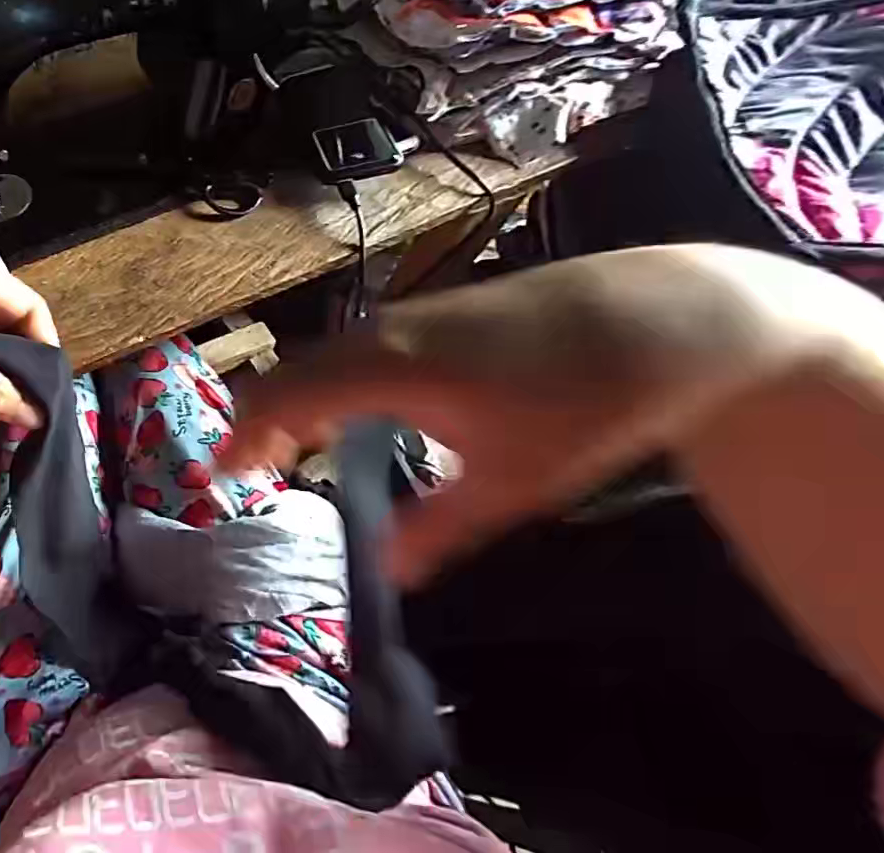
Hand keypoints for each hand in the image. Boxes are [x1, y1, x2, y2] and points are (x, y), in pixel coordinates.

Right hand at [225, 244, 883, 586]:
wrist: (661, 313)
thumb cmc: (584, 399)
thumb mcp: (513, 480)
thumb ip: (439, 526)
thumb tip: (384, 570)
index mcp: (380, 370)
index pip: (281, 399)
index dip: (244, 437)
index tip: (222, 475)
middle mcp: (371, 337)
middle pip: (284, 375)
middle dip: (257, 424)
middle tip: (249, 471)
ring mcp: (393, 322)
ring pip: (311, 362)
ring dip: (288, 405)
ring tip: (285, 451)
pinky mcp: (414, 319)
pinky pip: (340, 354)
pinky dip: (318, 388)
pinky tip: (340, 416)